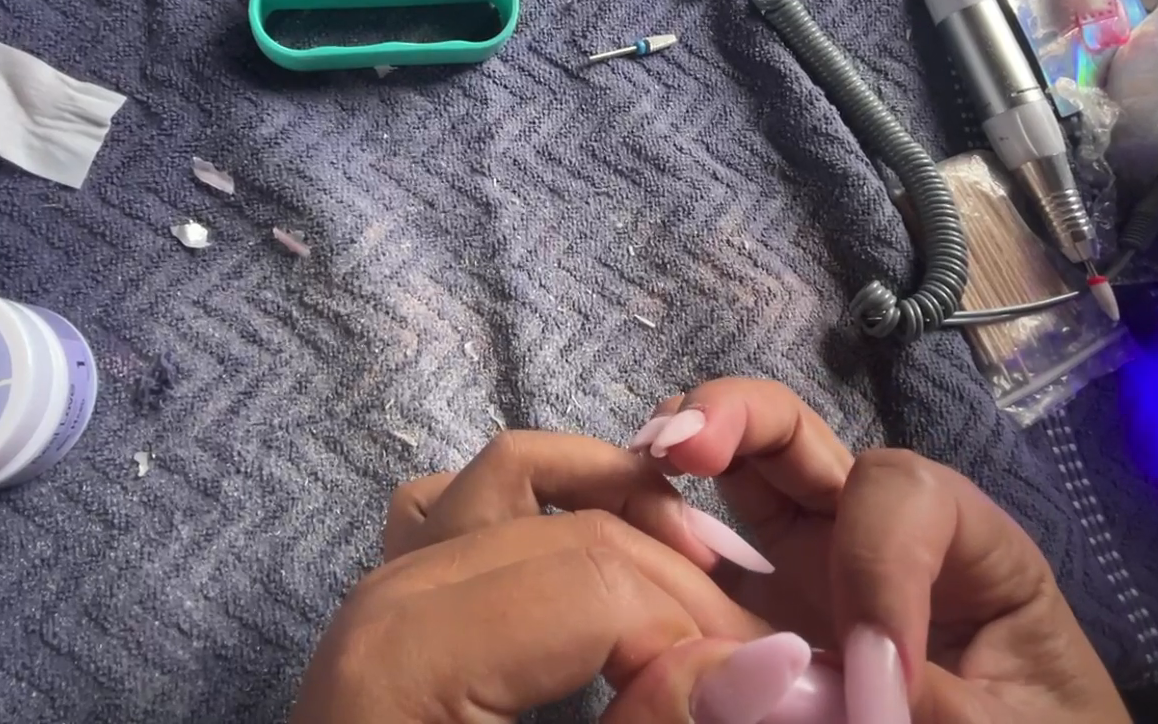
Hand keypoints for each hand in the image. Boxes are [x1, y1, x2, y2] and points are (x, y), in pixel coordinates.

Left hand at [292, 431, 844, 722]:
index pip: (592, 584)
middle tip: (751, 645)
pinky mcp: (394, 580)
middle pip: (572, 529)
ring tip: (686, 560)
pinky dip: (538, 493)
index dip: (692, 628)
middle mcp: (393, 586)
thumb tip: (770, 667)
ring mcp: (387, 571)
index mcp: (412, 650)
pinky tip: (581, 536)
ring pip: (520, 473)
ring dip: (612, 500)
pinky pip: (469, 496)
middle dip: (677, 579)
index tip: (764, 683)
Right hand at [634, 380, 1129, 723]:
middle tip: (683, 445)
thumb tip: (814, 682)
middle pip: (802, 430)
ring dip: (689, 438)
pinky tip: (633, 500)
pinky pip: (707, 524)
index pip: (903, 491)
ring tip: (647, 454)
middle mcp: (873, 524)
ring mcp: (808, 548)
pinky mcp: (759, 587)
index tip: (875, 668)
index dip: (878, 558)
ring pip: (743, 458)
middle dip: (737, 417)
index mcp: (961, 541)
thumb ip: (934, 713)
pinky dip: (665, 499)